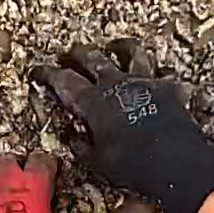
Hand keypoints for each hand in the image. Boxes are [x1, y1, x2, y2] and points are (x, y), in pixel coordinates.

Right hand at [35, 40, 213, 212]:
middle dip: (77, 54)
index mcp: (92, 101)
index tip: (37, 71)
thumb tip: (70, 135)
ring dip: (121, 48)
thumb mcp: (94, 161)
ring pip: (132, 52)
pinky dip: (161, 76)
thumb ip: (80, 144)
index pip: (63, 81)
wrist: (176, 163)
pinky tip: (160, 78)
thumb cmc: (129, 165)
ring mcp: (145, 82)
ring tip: (115, 47)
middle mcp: (116, 83)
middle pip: (92, 58)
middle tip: (68, 54)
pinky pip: (166, 75)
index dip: (47, 74)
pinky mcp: (170, 89)